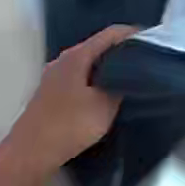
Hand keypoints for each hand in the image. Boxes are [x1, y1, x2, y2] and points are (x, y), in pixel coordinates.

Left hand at [0, 25, 138, 185]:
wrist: (31, 151)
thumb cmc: (69, 125)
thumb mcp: (104, 106)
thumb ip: (119, 85)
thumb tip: (128, 74)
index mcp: (76, 56)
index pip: (110, 34)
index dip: (133, 35)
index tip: (154, 43)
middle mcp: (62, 60)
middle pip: (97, 47)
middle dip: (121, 52)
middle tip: (145, 63)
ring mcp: (54, 76)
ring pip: (87, 64)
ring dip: (107, 69)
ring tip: (130, 80)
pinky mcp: (50, 93)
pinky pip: (79, 78)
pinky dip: (95, 81)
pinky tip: (105, 95)